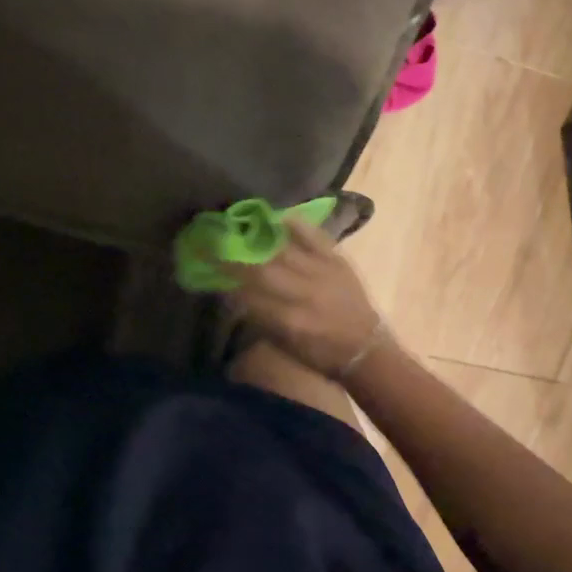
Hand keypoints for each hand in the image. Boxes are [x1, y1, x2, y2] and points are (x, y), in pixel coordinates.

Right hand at [227, 221, 389, 378]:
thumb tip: (233, 293)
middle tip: (211, 242)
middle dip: (233, 256)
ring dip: (256, 238)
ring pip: (283, 251)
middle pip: (261, 269)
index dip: (225, 280)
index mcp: (287, 319)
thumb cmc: (319, 354)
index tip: (206, 267)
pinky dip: (296, 226)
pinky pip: (314, 237)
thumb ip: (258, 318)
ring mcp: (321, 273)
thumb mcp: (283, 344)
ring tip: (237, 226)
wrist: (365, 350)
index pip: (247, 295)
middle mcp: (302, 293)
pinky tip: (278, 217)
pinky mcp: (337, 262)